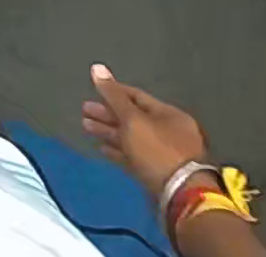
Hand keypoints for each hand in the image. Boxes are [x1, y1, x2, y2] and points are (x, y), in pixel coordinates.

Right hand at [81, 63, 209, 195]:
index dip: (113, 92)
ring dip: (109, 131)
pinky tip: (102, 148)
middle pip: (133, 117)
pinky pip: (135, 155)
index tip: (92, 91)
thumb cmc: (157, 150)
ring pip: (132, 137)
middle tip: (84, 111)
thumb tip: (97, 67)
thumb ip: (112, 94)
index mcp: (170, 116)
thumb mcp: (131, 119)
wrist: (181, 198)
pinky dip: (119, 150)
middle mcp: (171, 133)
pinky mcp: (159, 173)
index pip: (136, 96)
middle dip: (107, 114)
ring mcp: (166, 155)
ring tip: (86, 127)